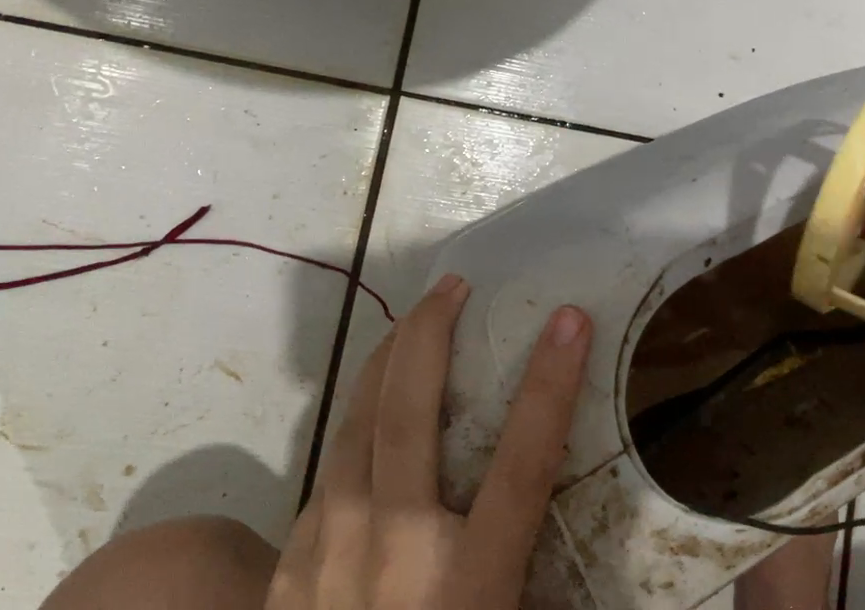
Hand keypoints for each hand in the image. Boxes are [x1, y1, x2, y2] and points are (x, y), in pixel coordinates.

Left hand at [268, 274, 591, 609]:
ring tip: (413, 323)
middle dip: (434, 334)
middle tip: (454, 285)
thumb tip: (576, 545)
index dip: (550, 382)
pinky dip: (354, 424)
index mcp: (467, 581)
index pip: (521, 461)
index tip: (570, 317)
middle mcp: (394, 550)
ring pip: (355, 425)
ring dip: (386, 362)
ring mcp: (327, 551)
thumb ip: (543, 588)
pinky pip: (326, 469)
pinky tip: (368, 413)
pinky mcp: (288, 563)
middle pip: (410, 411)